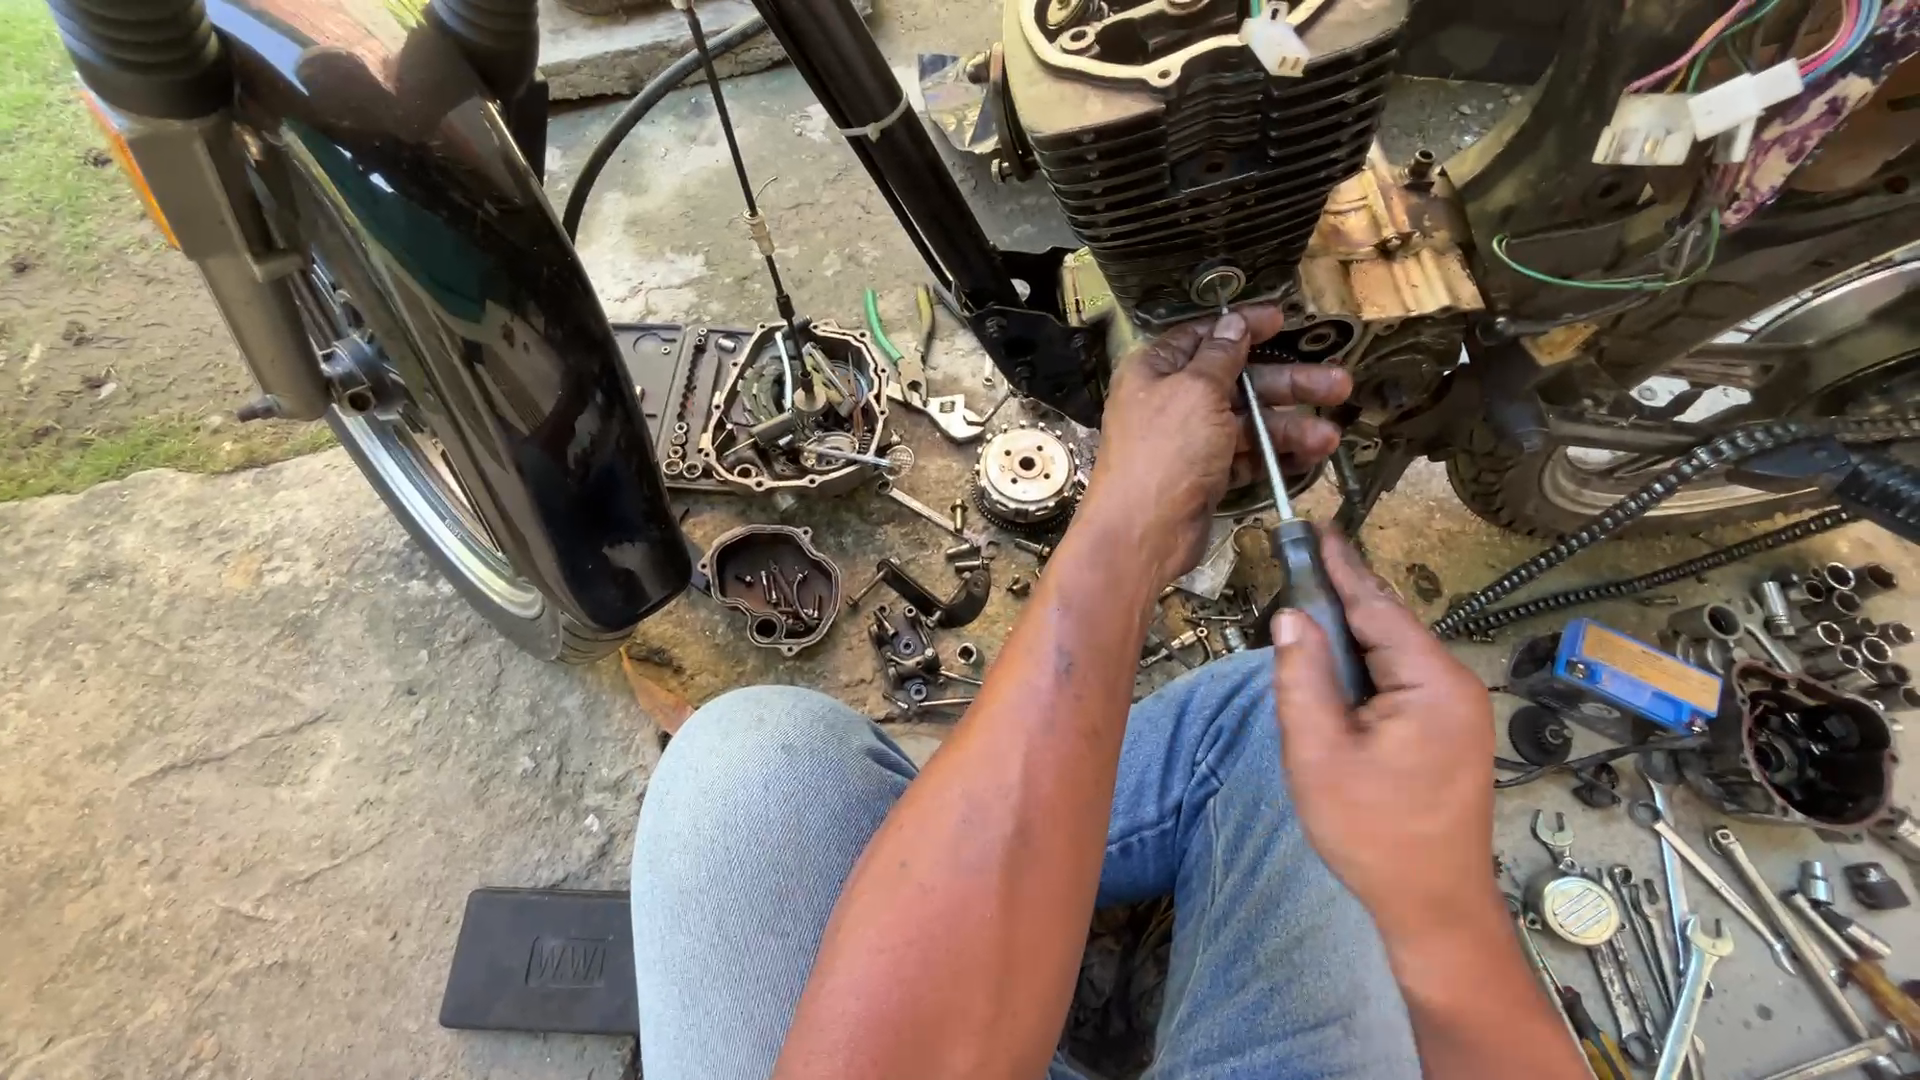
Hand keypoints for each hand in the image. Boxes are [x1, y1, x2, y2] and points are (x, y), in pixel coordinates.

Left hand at [1081, 308, 1351, 584]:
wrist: (1143, 532)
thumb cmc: (1166, 452)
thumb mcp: (1196, 391)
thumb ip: (1220, 356)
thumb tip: (1232, 322)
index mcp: (1155, 370)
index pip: (1203, 337)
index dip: (1243, 327)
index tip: (1283, 319)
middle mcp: (1170, 402)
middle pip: (1237, 382)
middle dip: (1287, 383)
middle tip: (1339, 384)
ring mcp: (1188, 441)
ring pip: (1247, 423)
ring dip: (1290, 427)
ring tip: (1330, 437)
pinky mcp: (1203, 475)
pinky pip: (1244, 457)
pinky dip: (1274, 456)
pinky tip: (1310, 458)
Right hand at [1270, 531, 1499, 944]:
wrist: (1431, 903)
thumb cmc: (1371, 829)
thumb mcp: (1317, 750)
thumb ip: (1301, 676)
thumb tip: (1291, 616)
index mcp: (1432, 683)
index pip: (1376, 608)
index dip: (1341, 567)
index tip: (1318, 529)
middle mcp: (1454, 687)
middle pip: (1388, 626)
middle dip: (1343, 596)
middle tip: (1302, 562)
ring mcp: (1456, 711)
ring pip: (1392, 653)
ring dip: (1350, 632)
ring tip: (1309, 607)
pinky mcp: (1447, 732)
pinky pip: (1399, 678)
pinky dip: (1363, 663)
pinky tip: (1337, 662)